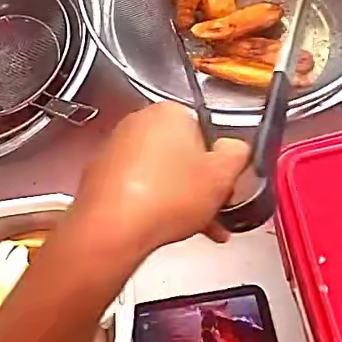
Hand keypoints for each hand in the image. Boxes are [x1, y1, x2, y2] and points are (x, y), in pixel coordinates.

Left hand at [63, 103, 249, 264]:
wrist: (111, 230)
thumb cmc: (162, 198)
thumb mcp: (222, 175)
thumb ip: (238, 154)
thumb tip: (237, 150)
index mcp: (169, 112)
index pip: (206, 130)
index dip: (219, 161)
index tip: (224, 182)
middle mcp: (139, 123)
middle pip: (183, 152)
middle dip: (200, 182)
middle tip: (212, 206)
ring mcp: (117, 149)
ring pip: (162, 172)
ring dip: (181, 196)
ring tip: (196, 225)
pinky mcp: (103, 175)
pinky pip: (139, 186)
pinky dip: (155, 203)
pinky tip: (167, 227)